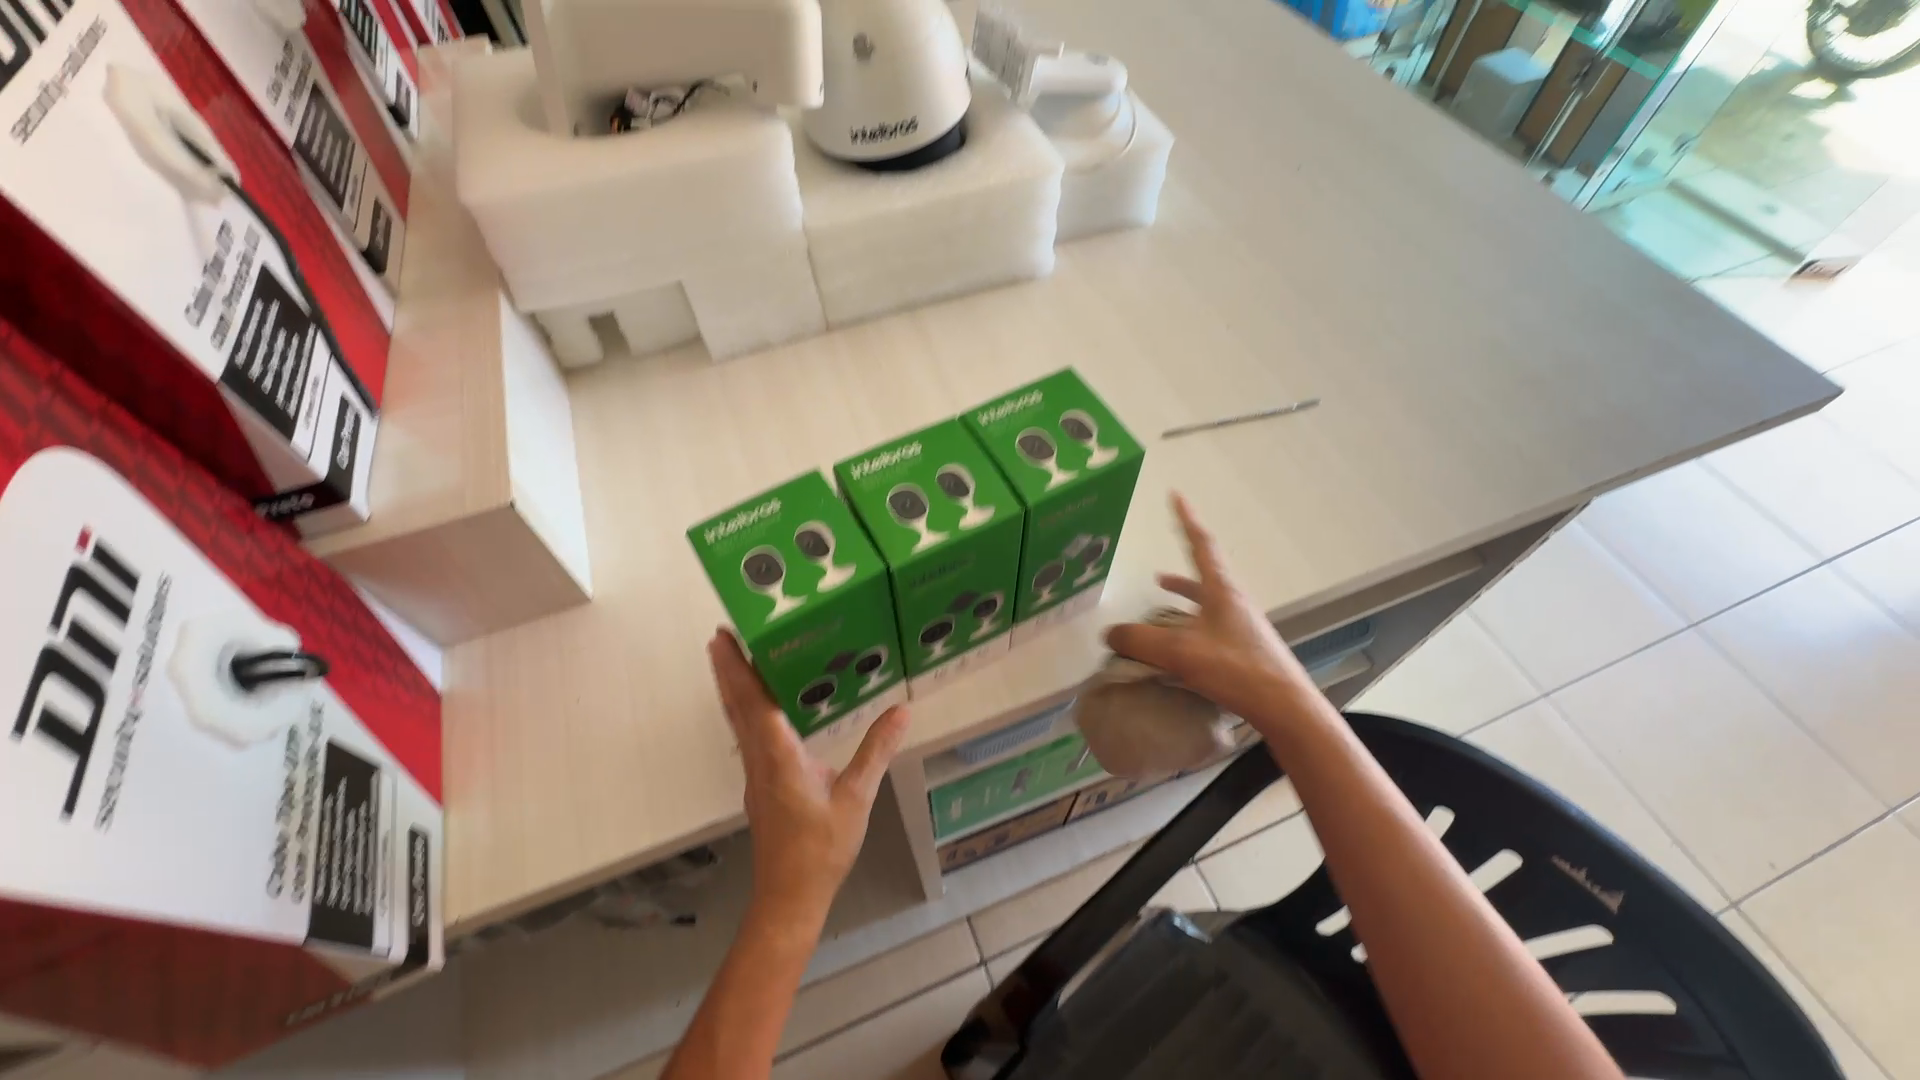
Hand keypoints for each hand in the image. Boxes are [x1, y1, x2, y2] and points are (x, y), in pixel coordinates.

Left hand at [709, 630, 909, 921]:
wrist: (790, 896)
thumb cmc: (822, 848)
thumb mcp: (857, 798)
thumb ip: (876, 751)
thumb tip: (901, 711)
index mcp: (779, 756)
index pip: (754, 702)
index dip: (738, 668)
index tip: (724, 637)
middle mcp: (759, 759)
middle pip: (736, 706)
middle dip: (727, 671)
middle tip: (721, 635)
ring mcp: (755, 774)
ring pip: (737, 722)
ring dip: (732, 689)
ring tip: (732, 661)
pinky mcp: (759, 786)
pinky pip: (746, 737)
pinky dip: (744, 711)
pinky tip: (758, 709)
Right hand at [1104, 494, 1317, 726]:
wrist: (1284, 706)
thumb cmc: (1235, 669)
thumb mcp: (1180, 653)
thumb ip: (1140, 640)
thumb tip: (1111, 633)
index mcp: (1221, 590)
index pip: (1201, 545)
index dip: (1187, 519)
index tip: (1176, 495)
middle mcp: (1234, 600)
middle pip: (1207, 569)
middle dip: (1184, 556)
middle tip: (1163, 548)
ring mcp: (1241, 624)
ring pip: (1208, 597)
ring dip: (1185, 590)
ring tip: (1162, 588)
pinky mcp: (1244, 647)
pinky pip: (1210, 622)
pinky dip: (1190, 620)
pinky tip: (1180, 638)